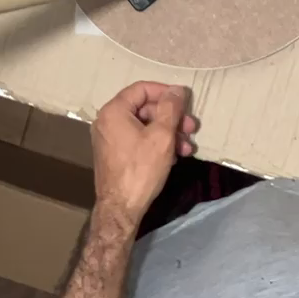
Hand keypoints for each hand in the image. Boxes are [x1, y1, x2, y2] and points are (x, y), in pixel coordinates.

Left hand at [90, 82, 197, 235]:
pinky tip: (175, 156)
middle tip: (191, 128)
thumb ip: (171, 108)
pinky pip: (137, 140)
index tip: (185, 102)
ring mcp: (109, 138)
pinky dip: (156, 144)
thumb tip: (177, 89)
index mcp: (114, 111)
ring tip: (187, 147)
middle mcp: (107, 121)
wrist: (121, 208)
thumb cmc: (141, 169)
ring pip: (144, 126)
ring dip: (168, 133)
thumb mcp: (162, 135)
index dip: (166, 92)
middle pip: (144, 108)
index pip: (142, 89)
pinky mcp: (114, 154)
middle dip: (171, 117)